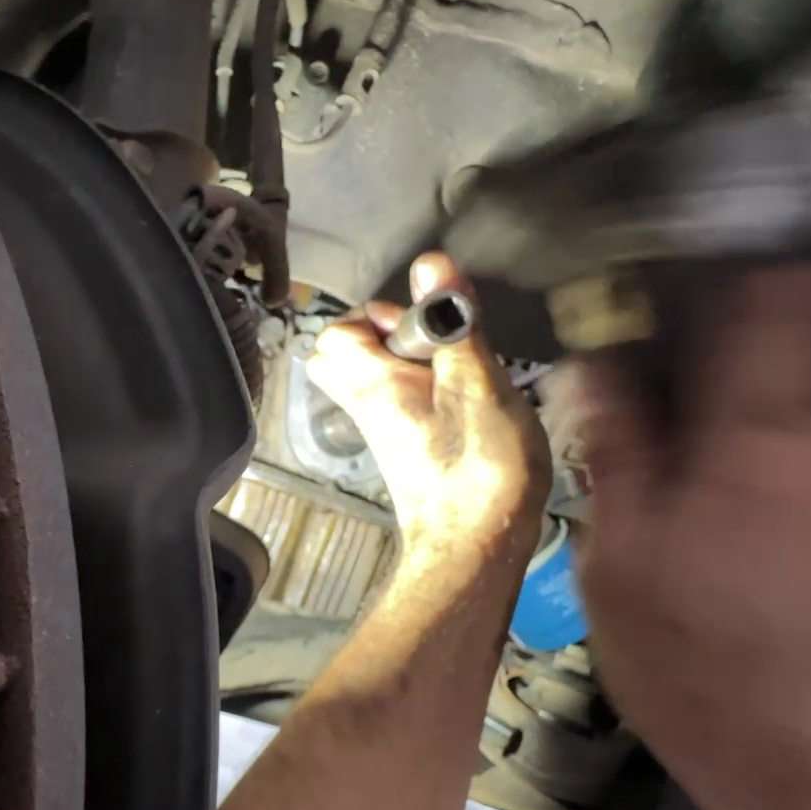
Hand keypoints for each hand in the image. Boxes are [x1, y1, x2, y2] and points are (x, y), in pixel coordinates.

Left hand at [306, 253, 549, 559]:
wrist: (474, 545)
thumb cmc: (477, 468)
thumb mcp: (476, 386)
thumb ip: (451, 325)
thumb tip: (431, 264)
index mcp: (370, 386)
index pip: (334, 333)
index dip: (375, 316)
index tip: (420, 327)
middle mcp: (363, 405)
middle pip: (343, 353)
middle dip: (382, 334)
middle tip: (428, 345)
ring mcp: (380, 428)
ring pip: (370, 376)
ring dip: (404, 360)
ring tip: (448, 369)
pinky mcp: (401, 445)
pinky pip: (391, 399)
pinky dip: (415, 386)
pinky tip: (456, 399)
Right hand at [576, 265, 810, 809]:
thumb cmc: (712, 679)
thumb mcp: (621, 572)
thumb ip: (617, 455)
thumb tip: (596, 369)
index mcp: (768, 438)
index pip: (774, 290)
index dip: (722, 266)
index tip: (661, 282)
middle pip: (778, 358)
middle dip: (706, 387)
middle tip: (646, 446)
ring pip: (799, 417)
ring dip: (738, 445)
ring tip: (690, 521)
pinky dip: (778, 480)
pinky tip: (743, 551)